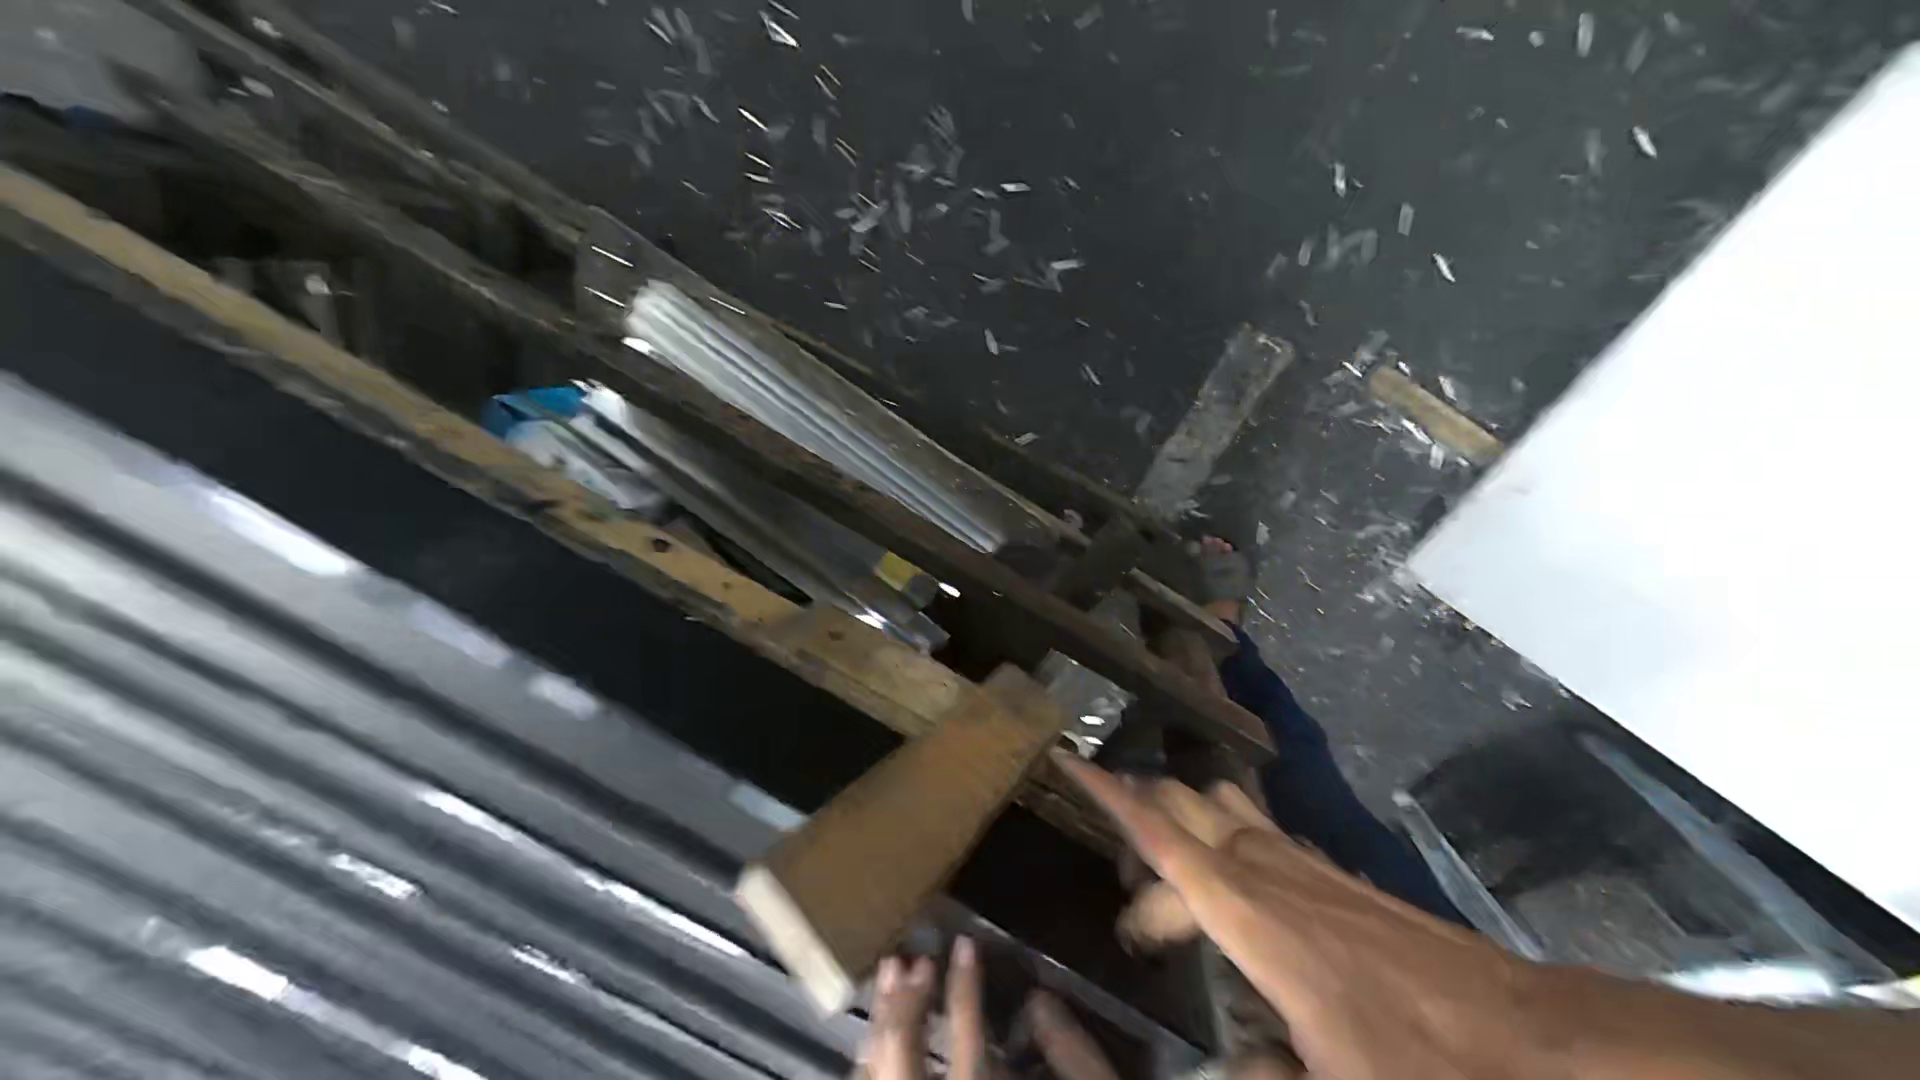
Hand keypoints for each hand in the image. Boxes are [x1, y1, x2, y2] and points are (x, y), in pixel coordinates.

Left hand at [861, 938, 1121, 1079]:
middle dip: (906, 1001)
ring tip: (890, 977)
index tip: (966, 944)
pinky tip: (880, 1039)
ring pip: (876, 1077)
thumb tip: (1042, 1004)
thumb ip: (1075, 1058)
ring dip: (882, 1024)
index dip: (963, 984)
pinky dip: (871, 1064)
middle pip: (904, 1056)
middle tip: (913, 958)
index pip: (967, 1037)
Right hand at [1055, 753, 1544, 1079]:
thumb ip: (1257, 1079)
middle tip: (1133, 902)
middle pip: (1178, 804)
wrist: (1537, 1040)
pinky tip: (1234, 889)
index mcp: (1248, 915)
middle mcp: (1263, 867)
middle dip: (1136, 824)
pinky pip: (1253, 824)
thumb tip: (1216, 1068)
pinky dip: (1222, 833)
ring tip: (1173, 886)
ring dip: (1179, 822)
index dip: (1108, 797)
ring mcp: (1298, 860)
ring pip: (1215, 803)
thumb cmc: (1425, 1069)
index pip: (1160, 836)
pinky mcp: (1326, 868)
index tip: (1068, 760)